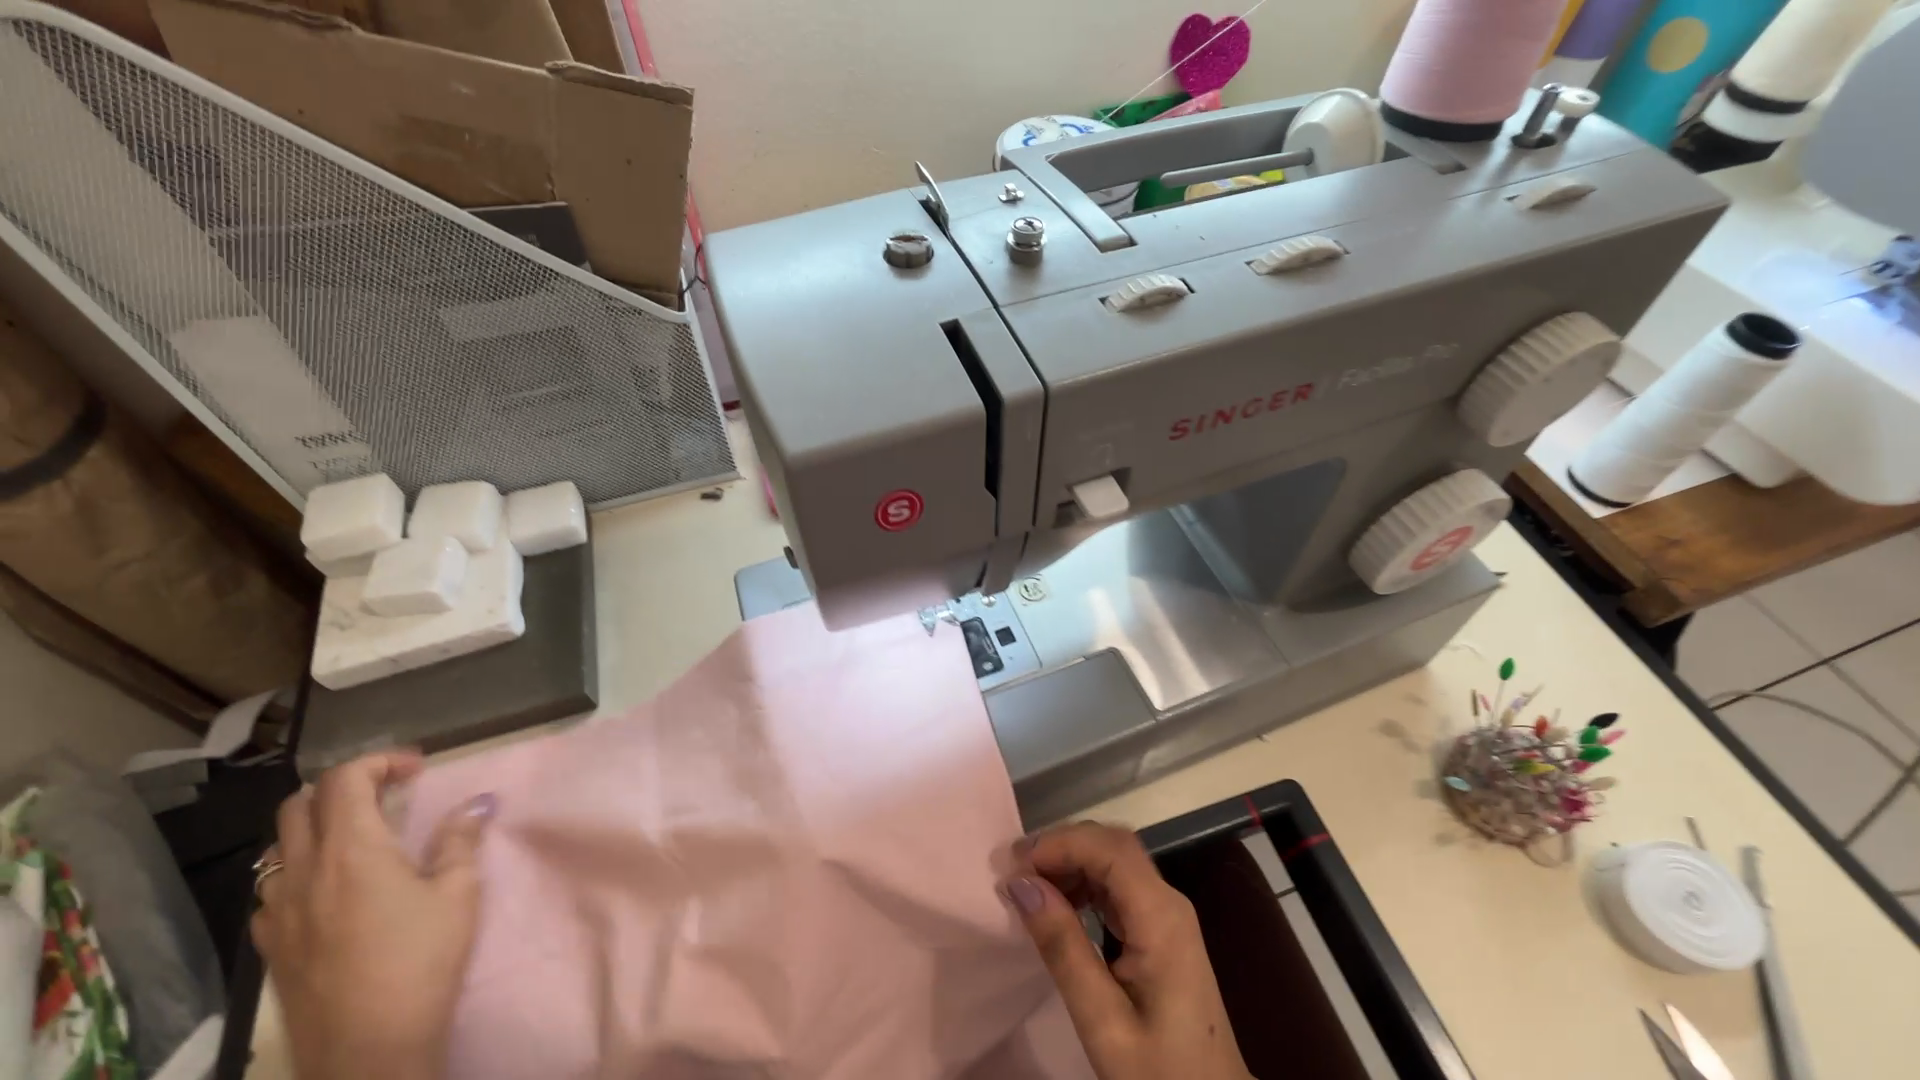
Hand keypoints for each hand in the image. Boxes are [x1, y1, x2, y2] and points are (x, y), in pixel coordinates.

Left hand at [252, 750, 494, 1079]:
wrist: (368, 1049)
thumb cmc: (421, 963)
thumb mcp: (458, 896)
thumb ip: (460, 842)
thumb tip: (474, 805)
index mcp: (352, 851)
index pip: (346, 779)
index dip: (380, 761)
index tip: (416, 769)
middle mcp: (303, 871)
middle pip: (300, 803)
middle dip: (342, 787)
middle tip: (385, 797)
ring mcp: (277, 911)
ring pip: (278, 845)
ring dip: (315, 827)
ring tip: (357, 840)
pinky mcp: (269, 946)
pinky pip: (271, 890)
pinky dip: (298, 871)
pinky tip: (329, 893)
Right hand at [1001, 823, 1252, 1079]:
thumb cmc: (1160, 1071)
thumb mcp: (1102, 1020)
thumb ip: (1063, 948)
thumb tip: (1020, 884)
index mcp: (1161, 917)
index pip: (1110, 848)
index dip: (1060, 843)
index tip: (1013, 866)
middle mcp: (1168, 903)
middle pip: (1113, 845)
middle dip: (1061, 847)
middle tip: (1012, 872)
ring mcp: (1167, 915)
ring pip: (1114, 861)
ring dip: (1069, 863)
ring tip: (1026, 888)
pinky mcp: (1160, 931)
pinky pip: (1118, 887)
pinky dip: (1082, 884)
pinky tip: (1057, 905)